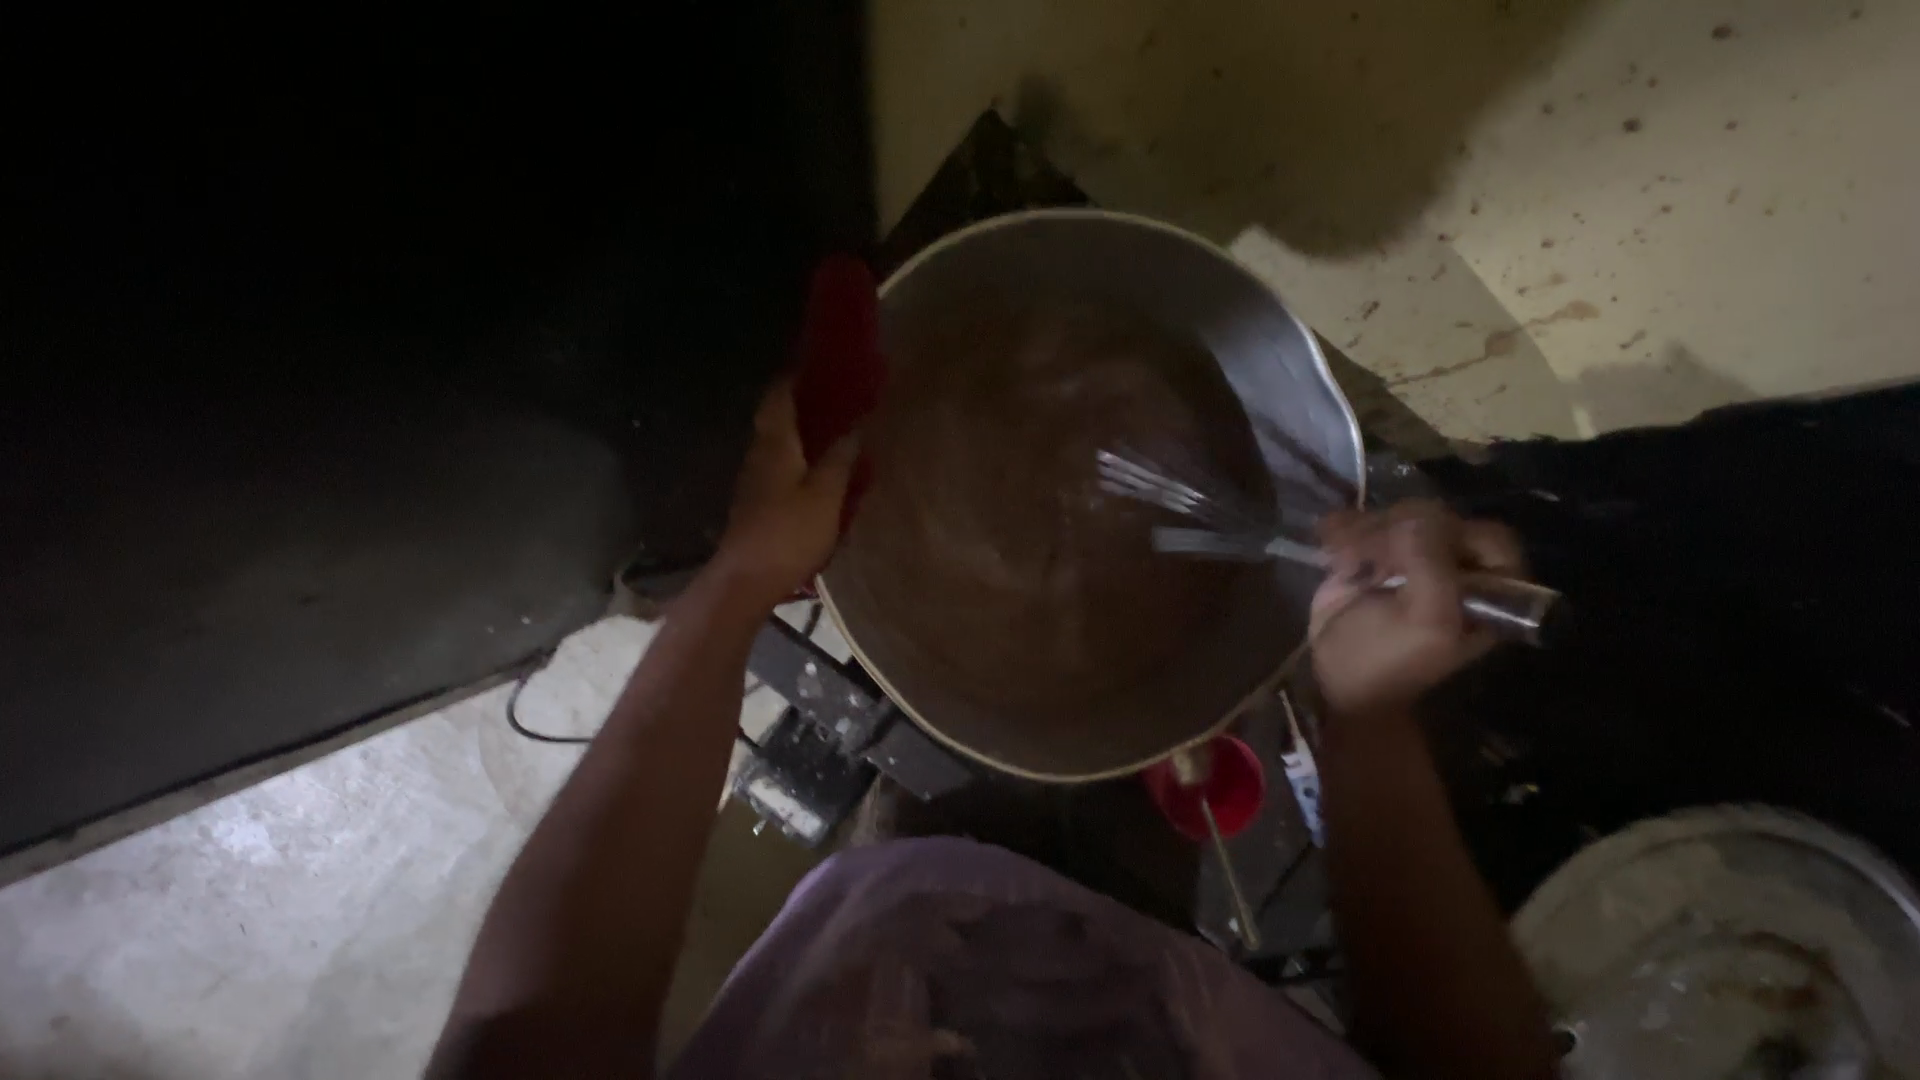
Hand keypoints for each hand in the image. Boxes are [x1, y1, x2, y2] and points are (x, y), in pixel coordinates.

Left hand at [711, 377, 861, 608]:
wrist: (747, 580)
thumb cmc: (788, 533)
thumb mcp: (826, 494)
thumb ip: (841, 458)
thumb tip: (857, 426)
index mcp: (775, 444)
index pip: (779, 396)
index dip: (794, 375)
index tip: (817, 361)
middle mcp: (759, 455)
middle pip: (776, 418)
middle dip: (801, 402)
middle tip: (835, 394)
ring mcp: (754, 482)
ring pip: (778, 445)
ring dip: (801, 433)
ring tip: (834, 429)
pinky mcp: (757, 505)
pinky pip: (780, 469)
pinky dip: (800, 459)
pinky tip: (820, 470)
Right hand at [1309, 499, 1524, 720]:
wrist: (1333, 680)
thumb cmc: (1387, 661)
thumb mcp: (1425, 621)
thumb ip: (1433, 566)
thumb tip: (1415, 517)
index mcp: (1491, 588)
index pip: (1485, 536)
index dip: (1446, 536)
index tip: (1405, 554)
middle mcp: (1458, 567)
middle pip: (1436, 520)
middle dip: (1393, 534)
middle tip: (1361, 557)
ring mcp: (1415, 557)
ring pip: (1397, 517)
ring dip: (1363, 531)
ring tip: (1341, 559)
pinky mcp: (1375, 553)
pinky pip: (1366, 521)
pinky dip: (1344, 527)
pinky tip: (1330, 546)